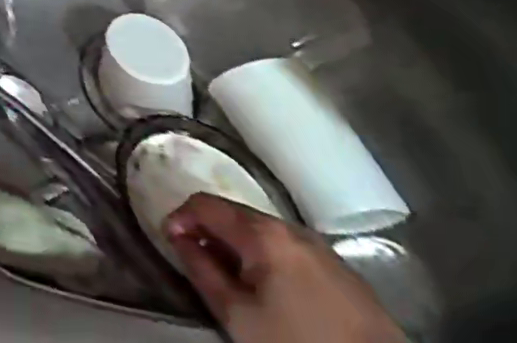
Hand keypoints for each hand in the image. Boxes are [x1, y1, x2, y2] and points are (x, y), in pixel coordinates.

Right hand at [165, 194, 405, 342]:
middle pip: (235, 213)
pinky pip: (292, 250)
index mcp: (263, 233)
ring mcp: (325, 250)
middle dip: (210, 231)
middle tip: (199, 259)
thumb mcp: (235, 313)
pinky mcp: (346, 273)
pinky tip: (274, 289)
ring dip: (240, 244)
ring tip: (234, 276)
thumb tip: (180, 238)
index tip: (170, 241)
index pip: (204, 204)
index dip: (179, 217)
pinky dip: (271, 258)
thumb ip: (199, 267)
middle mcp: (293, 229)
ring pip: (265, 232)